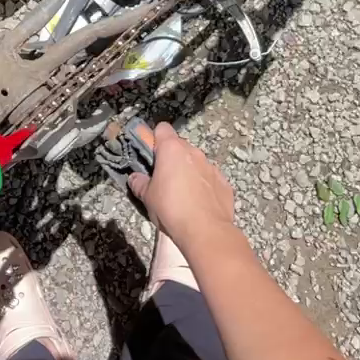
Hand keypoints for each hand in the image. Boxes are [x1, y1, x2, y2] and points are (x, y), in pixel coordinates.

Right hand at [126, 122, 240, 254]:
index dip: (155, 140)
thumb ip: (140, 184)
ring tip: (183, 194)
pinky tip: (199, 203)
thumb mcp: (147, 198)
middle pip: (179, 146)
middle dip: (172, 158)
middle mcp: (193, 152)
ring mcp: (211, 166)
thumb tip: (135, 178)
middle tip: (164, 179)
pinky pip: (209, 178)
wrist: (206, 231)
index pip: (162, 129)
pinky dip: (204, 185)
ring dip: (189, 171)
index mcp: (171, 149)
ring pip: (196, 162)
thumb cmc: (171, 209)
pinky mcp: (224, 182)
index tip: (151, 156)